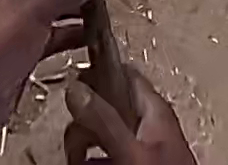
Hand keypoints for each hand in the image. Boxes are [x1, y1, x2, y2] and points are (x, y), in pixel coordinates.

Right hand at [65, 68, 197, 164]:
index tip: (74, 86)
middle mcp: (147, 126)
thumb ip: (104, 118)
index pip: (122, 72)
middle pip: (105, 103)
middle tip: (76, 142)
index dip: (97, 72)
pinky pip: (105, 156)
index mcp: (154, 111)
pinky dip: (91, 161)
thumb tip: (74, 86)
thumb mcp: (131, 153)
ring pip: (102, 133)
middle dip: (85, 120)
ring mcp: (141, 151)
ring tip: (77, 160)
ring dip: (84, 144)